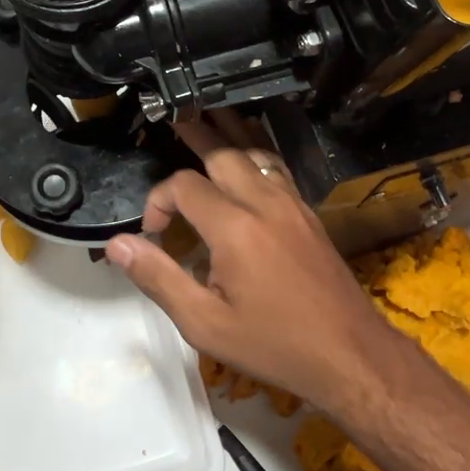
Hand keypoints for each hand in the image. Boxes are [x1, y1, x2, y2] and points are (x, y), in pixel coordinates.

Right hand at [105, 114, 398, 411]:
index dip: (159, 201)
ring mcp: (291, 205)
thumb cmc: (274, 345)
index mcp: (234, 229)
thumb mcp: (205, 324)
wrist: (350, 355)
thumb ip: (159, 279)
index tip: (153, 233)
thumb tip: (118, 245)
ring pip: (256, 152)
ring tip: (210, 115)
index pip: (184, 186)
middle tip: (175, 120)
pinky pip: (277, 168)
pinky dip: (257, 152)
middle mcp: (263, 204)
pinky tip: (251, 153)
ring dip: (229, 135)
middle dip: (195, 136)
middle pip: (223, 153)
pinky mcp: (308, 214)